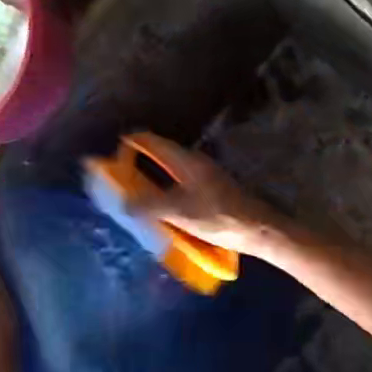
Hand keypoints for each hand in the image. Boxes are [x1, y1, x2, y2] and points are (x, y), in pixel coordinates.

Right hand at [127, 132, 295, 260]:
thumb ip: (148, 205)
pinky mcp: (212, 191)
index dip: (132, 143)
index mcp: (186, 160)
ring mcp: (205, 176)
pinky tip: (163, 208)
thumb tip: (122, 202)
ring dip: (154, 179)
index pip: (152, 141)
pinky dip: (167, 191)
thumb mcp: (178, 212)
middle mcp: (195, 162)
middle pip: (161, 155)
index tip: (114, 153)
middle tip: (121, 176)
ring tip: (136, 192)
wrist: (257, 230)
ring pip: (172, 171)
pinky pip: (181, 185)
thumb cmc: (218, 217)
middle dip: (140, 163)